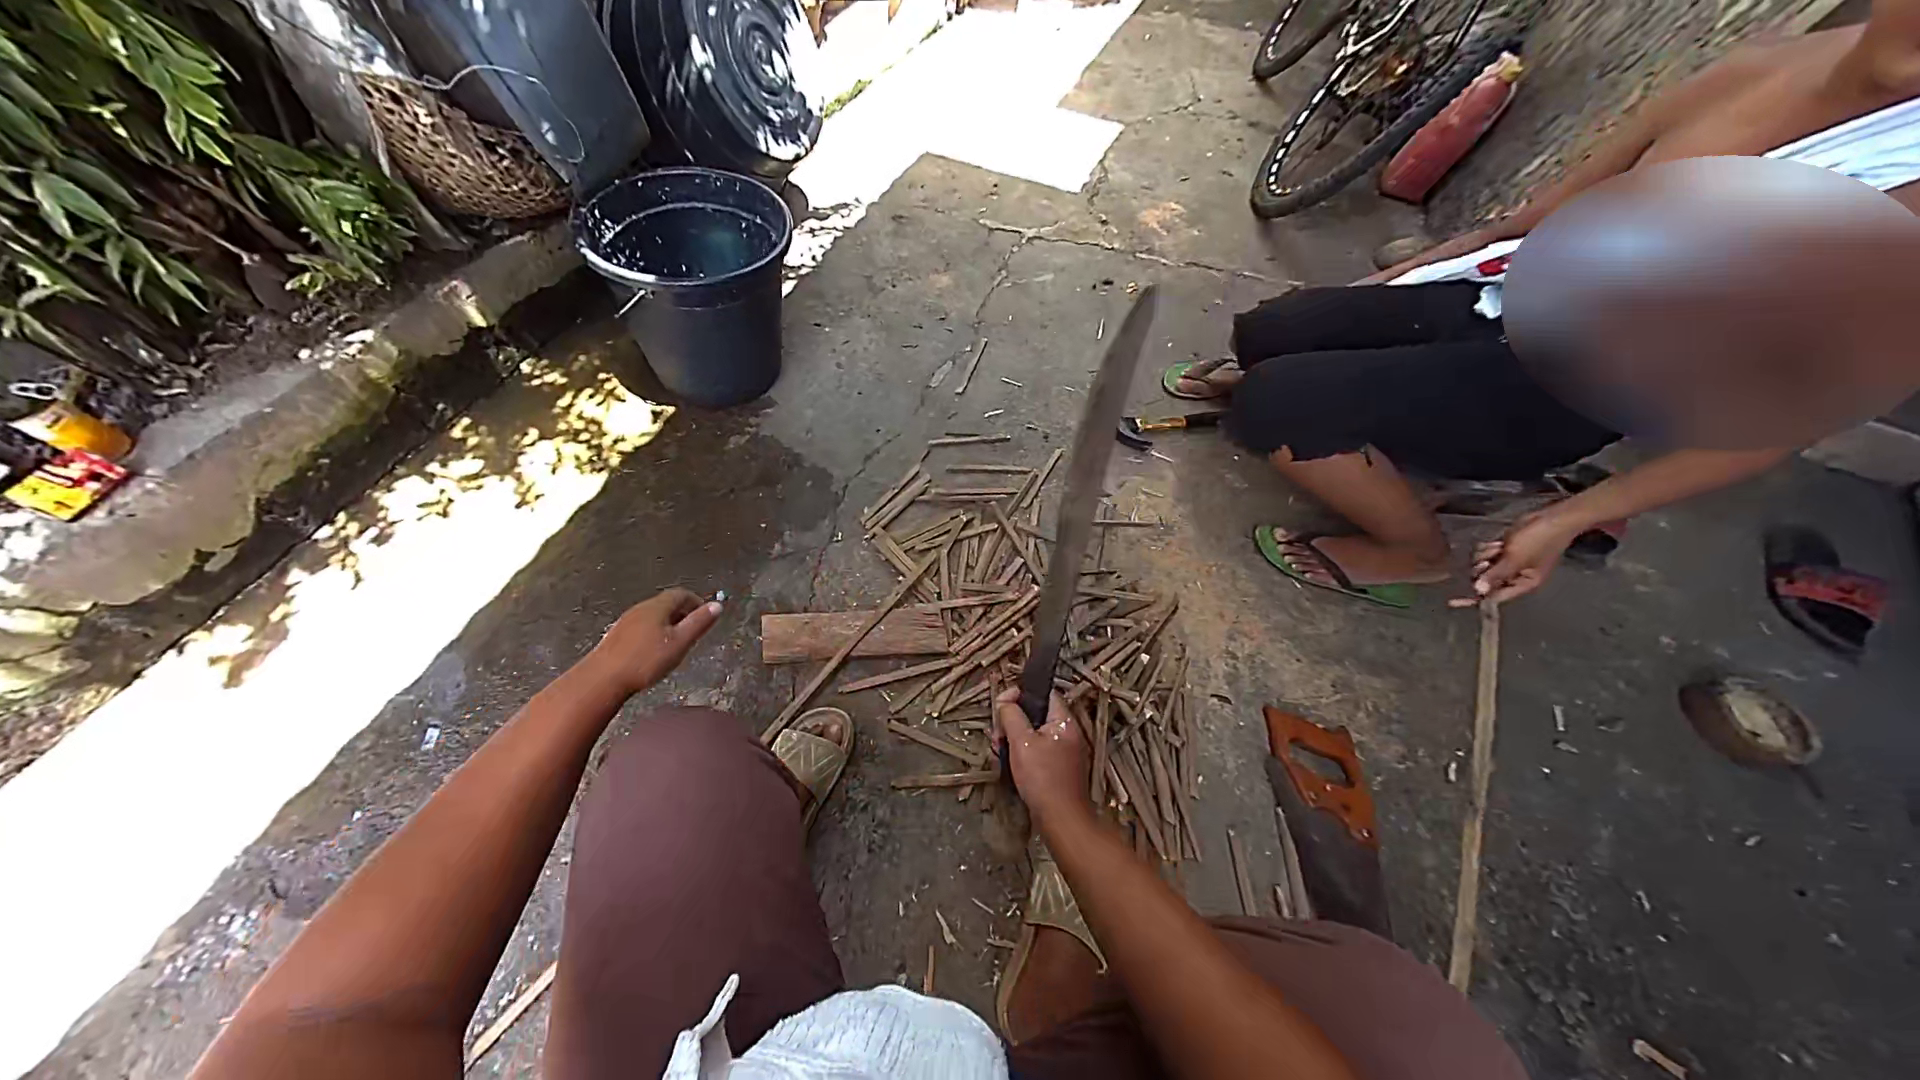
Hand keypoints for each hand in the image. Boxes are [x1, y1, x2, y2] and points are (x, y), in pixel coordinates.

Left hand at [584, 588, 721, 696]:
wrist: (601, 680)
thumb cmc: (645, 661)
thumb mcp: (680, 642)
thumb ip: (699, 622)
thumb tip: (717, 605)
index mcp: (657, 606)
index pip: (681, 594)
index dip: (697, 602)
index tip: (706, 616)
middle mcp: (640, 609)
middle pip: (666, 603)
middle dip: (683, 613)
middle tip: (694, 631)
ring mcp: (625, 622)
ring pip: (653, 616)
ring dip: (668, 624)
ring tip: (677, 643)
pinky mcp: (616, 636)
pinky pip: (642, 627)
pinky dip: (654, 633)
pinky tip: (654, 652)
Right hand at [992, 687, 1089, 825]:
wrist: (1061, 819)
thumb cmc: (1042, 777)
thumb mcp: (1021, 741)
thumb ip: (1012, 715)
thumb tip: (1005, 700)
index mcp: (1064, 721)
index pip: (1044, 693)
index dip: (1021, 693)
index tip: (1002, 704)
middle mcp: (1068, 733)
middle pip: (1036, 714)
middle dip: (1013, 720)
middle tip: (997, 733)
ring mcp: (1065, 752)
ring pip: (1034, 733)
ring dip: (1015, 738)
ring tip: (1000, 750)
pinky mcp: (1059, 768)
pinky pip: (1038, 750)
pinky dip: (1023, 752)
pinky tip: (1010, 763)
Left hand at [1450, 510, 1578, 606]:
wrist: (1551, 518)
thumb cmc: (1538, 541)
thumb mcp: (1515, 560)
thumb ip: (1495, 576)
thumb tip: (1479, 591)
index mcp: (1523, 584)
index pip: (1494, 597)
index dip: (1474, 598)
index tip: (1452, 601)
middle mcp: (1514, 576)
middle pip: (1484, 580)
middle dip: (1484, 569)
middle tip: (1491, 559)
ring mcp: (1508, 563)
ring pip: (1481, 566)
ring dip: (1486, 556)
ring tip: (1499, 548)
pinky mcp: (1503, 551)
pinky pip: (1484, 554)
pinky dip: (1487, 549)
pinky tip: (1497, 542)